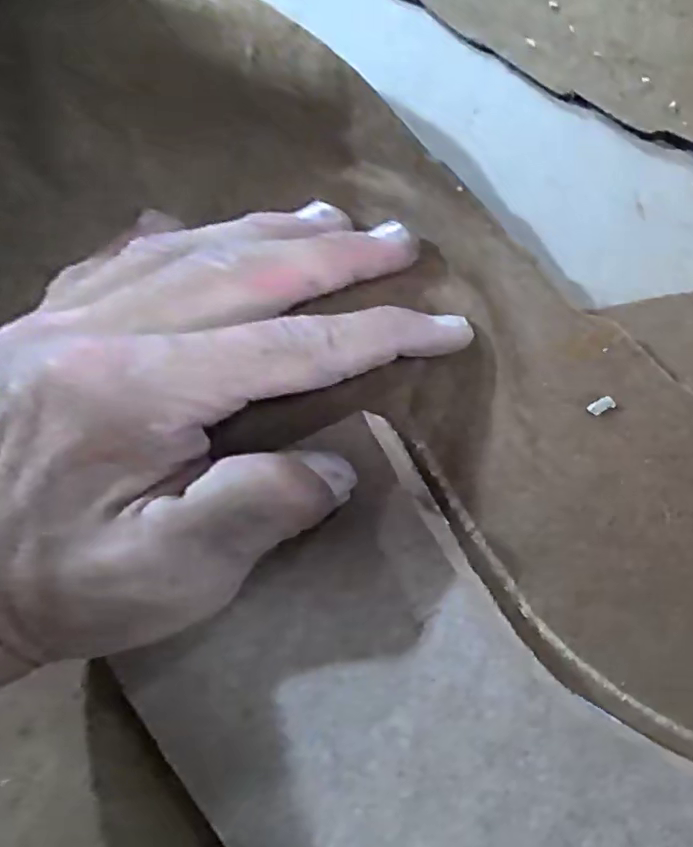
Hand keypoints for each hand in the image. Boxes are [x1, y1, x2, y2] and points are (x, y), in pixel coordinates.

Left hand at [0, 202, 472, 682]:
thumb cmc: (55, 583)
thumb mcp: (173, 568)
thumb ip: (260, 508)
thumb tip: (334, 466)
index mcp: (135, 389)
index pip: (298, 346)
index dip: (387, 333)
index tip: (453, 327)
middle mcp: (93, 337)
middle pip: (242, 277)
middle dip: (336, 256)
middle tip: (402, 241)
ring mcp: (50, 327)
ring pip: (181, 257)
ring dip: (268, 234)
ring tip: (329, 219)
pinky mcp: (30, 338)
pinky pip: (113, 267)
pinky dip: (172, 242)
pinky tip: (194, 230)